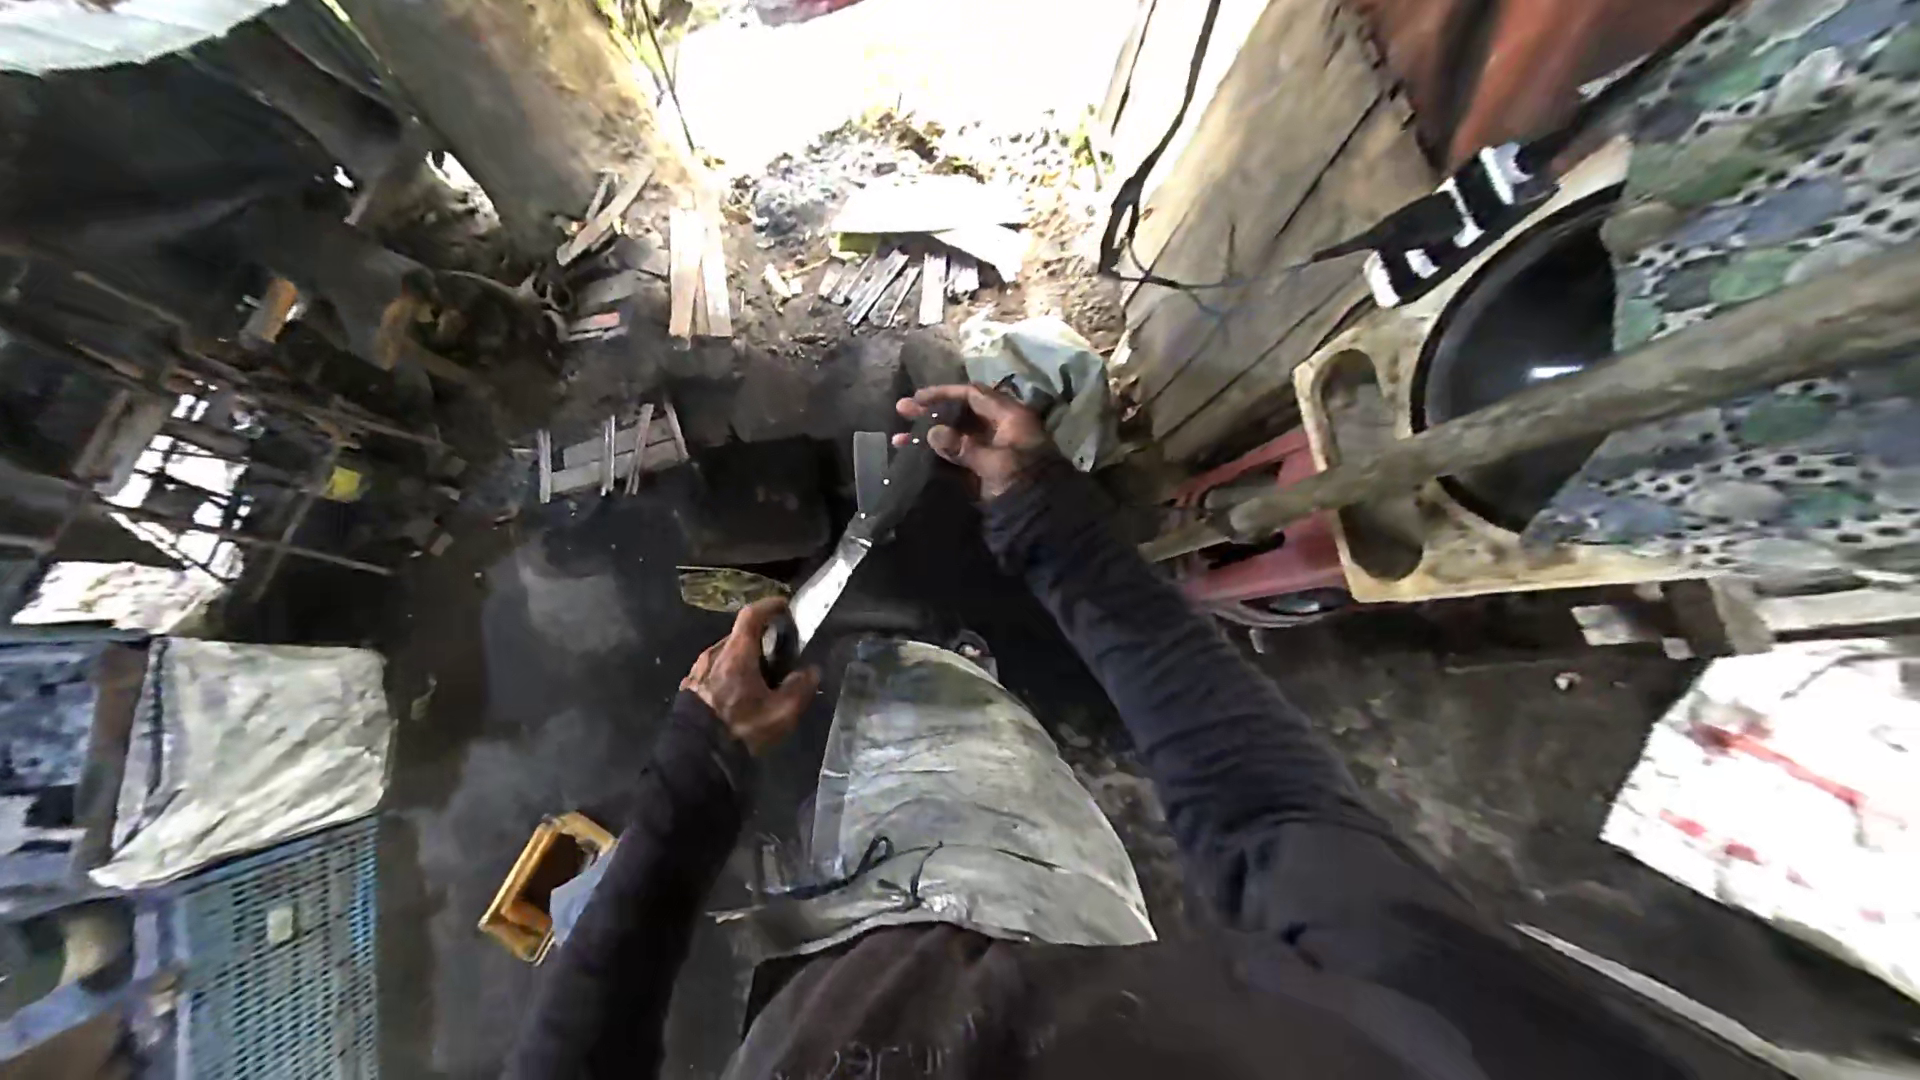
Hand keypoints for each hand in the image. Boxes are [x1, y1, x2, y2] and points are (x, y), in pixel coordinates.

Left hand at [681, 598, 819, 754]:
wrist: (693, 762)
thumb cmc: (739, 731)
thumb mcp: (781, 714)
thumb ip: (800, 689)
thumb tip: (810, 671)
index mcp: (736, 655)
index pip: (751, 615)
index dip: (769, 606)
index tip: (784, 607)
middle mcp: (713, 655)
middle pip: (739, 636)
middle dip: (760, 639)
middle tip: (778, 656)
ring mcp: (697, 671)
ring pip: (725, 654)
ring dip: (743, 658)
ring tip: (758, 680)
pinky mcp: (688, 689)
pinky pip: (713, 671)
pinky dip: (728, 673)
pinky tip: (737, 697)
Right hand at [894, 384, 1052, 499]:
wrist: (1044, 522)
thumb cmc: (1025, 483)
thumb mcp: (995, 463)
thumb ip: (964, 447)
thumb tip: (933, 432)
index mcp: (1010, 417)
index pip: (973, 395)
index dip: (944, 394)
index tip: (917, 398)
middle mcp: (999, 429)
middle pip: (961, 415)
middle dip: (931, 414)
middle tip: (901, 411)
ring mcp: (990, 451)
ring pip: (955, 437)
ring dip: (929, 438)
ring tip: (899, 440)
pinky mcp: (982, 473)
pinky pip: (956, 459)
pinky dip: (937, 458)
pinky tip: (914, 458)